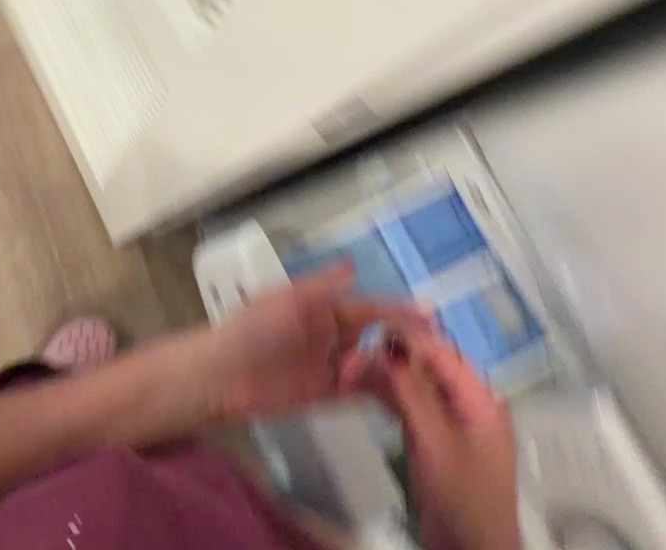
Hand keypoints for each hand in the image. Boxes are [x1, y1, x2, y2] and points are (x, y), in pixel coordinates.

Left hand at [198, 264, 432, 418]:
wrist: (222, 374)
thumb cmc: (253, 328)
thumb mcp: (285, 299)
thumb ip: (321, 286)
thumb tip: (353, 265)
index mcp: (323, 308)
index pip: (370, 308)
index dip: (399, 312)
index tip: (431, 318)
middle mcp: (333, 334)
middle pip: (379, 337)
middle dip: (408, 343)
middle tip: (442, 355)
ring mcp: (332, 365)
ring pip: (376, 366)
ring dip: (401, 371)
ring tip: (431, 380)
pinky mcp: (327, 394)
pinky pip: (363, 394)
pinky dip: (385, 396)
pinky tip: (408, 401)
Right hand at [359, 332, 520, 549]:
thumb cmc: (462, 498)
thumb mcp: (434, 441)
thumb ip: (412, 390)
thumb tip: (388, 343)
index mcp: (480, 398)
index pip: (440, 351)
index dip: (404, 336)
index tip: (364, 330)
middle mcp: (466, 401)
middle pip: (423, 364)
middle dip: (386, 357)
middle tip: (346, 360)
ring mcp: (448, 419)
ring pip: (411, 382)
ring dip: (380, 376)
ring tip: (344, 373)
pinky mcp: (432, 435)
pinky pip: (407, 402)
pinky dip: (384, 394)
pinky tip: (357, 387)